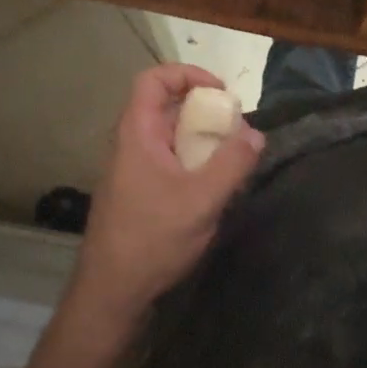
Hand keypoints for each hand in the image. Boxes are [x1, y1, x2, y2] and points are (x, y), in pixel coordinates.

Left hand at [72, 64, 264, 314]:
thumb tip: (255, 134)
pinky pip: (170, 162)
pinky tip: (214, 191)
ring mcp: (132, 171)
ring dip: (203, 141)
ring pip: (171, 137)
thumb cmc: (152, 239)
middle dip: (206, 112)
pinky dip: (194, 164)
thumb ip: (232, 163)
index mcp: (137, 134)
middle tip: (236, 130)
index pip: (154, 79)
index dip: (188, 74)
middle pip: (167, 107)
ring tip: (232, 161)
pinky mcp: (138, 194)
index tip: (222, 92)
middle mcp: (131, 145)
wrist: (111, 293)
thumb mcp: (202, 200)